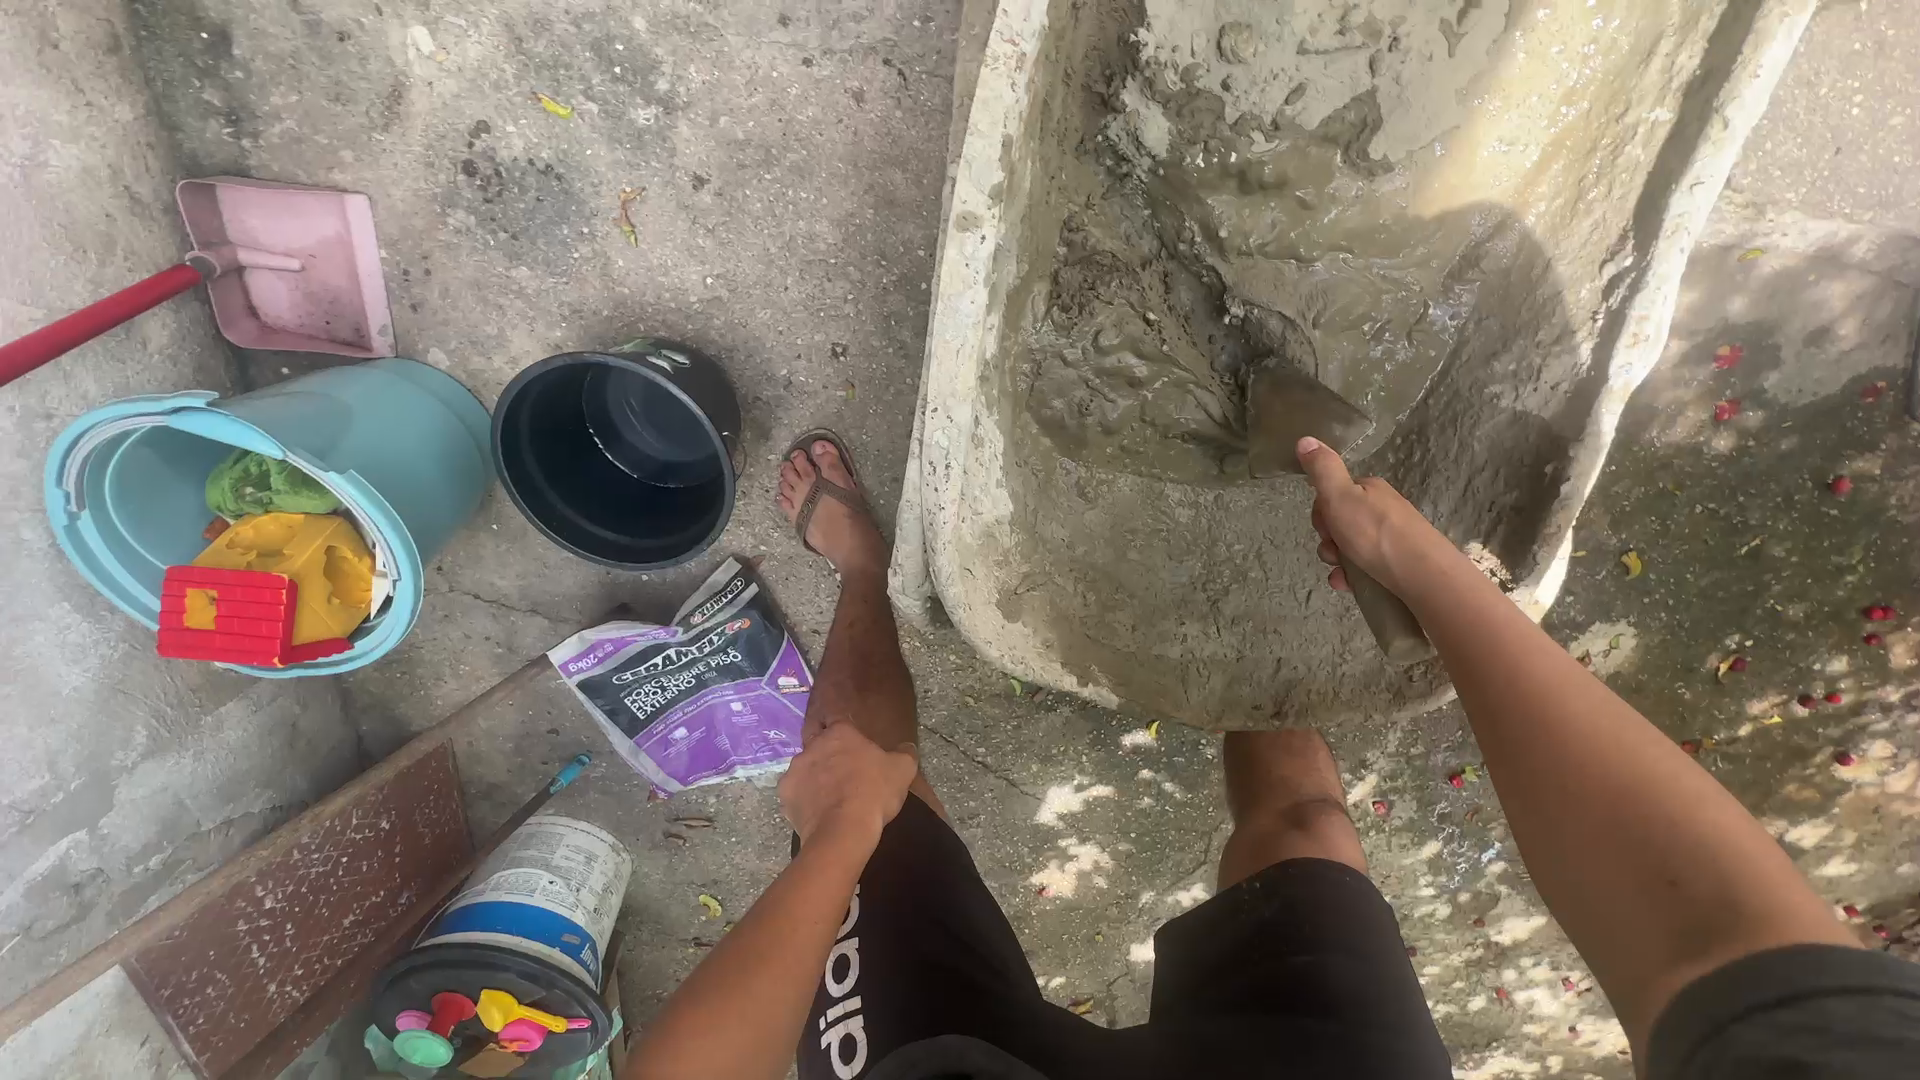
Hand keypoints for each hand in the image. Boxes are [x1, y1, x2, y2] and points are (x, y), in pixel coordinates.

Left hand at [778, 723, 918, 849]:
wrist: (843, 831)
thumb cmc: (874, 792)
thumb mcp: (902, 770)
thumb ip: (905, 753)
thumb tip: (907, 746)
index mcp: (840, 733)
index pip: (837, 718)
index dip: (843, 728)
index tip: (850, 740)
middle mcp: (813, 745)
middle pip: (816, 740)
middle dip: (825, 749)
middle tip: (839, 766)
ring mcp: (795, 769)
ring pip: (803, 766)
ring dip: (814, 774)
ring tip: (828, 793)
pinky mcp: (785, 794)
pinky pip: (794, 790)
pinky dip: (803, 797)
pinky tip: (815, 809)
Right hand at [1297, 436, 1449, 596]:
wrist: (1422, 575)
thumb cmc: (1376, 534)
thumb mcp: (1340, 496)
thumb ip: (1322, 469)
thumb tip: (1305, 439)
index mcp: (1368, 490)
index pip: (1331, 496)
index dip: (1320, 513)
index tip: (1325, 527)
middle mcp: (1380, 509)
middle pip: (1337, 523)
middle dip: (1327, 540)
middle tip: (1333, 551)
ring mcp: (1389, 537)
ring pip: (1348, 547)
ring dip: (1336, 560)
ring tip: (1342, 571)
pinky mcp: (1395, 562)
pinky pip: (1363, 566)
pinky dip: (1351, 575)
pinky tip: (1348, 583)